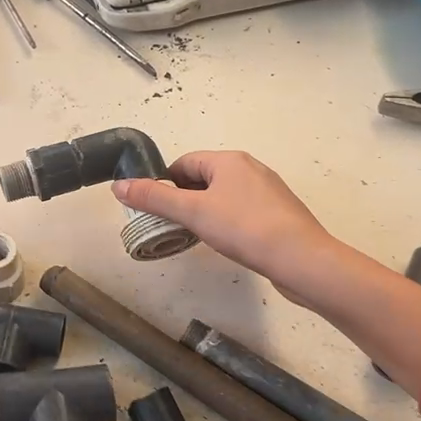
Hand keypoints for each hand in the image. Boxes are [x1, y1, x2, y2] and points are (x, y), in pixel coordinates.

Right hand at [112, 150, 333, 282]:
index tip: (155, 209)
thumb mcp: (192, 212)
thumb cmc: (244, 228)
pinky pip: (241, 210)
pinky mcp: (279, 214)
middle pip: (202, 178)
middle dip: (182, 199)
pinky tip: (226, 243)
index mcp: (229, 160)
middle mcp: (250, 168)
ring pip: (222, 196)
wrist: (301, 260)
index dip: (164, 184)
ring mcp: (268, 191)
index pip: (183, 163)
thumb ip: (154, 198)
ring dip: (203, 212)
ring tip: (196, 236)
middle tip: (171, 225)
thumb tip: (118, 186)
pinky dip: (226, 222)